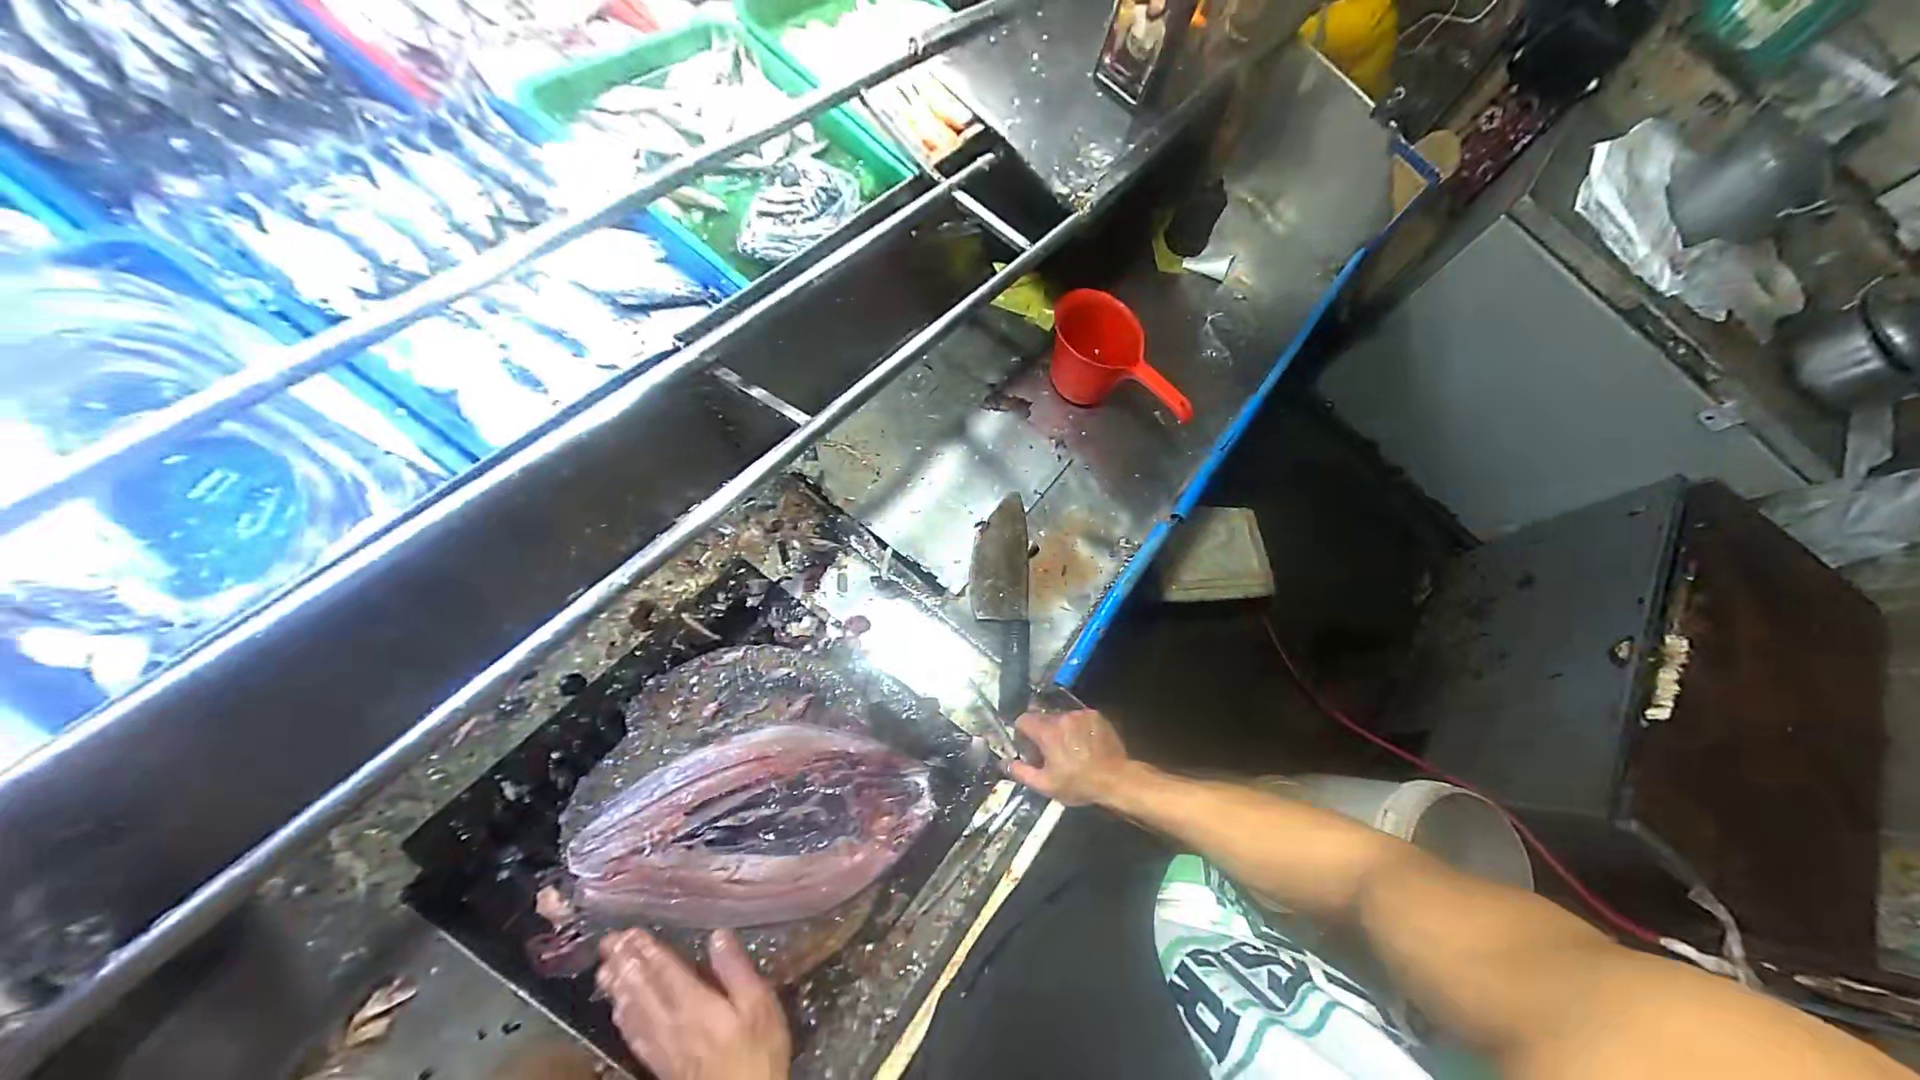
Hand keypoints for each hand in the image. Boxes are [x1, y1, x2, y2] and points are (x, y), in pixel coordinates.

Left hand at [596, 928, 791, 1079]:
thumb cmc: (758, 1054)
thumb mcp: (759, 1005)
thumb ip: (736, 969)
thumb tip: (717, 935)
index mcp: (695, 1005)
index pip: (665, 971)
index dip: (646, 951)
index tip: (629, 932)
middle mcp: (671, 1024)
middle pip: (642, 990)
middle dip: (625, 964)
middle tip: (608, 943)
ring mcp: (663, 1049)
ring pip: (633, 1013)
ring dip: (618, 989)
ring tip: (604, 970)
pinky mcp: (661, 1068)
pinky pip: (635, 1038)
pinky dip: (623, 1020)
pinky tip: (618, 1013)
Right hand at [1005, 709, 1132, 805]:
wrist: (1116, 780)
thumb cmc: (1078, 784)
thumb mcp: (1046, 785)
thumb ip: (1021, 772)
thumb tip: (1006, 763)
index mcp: (1047, 731)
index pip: (1023, 719)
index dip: (1022, 734)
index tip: (1029, 748)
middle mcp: (1063, 717)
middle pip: (1043, 718)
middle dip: (1042, 733)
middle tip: (1050, 752)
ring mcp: (1081, 714)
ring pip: (1062, 717)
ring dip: (1060, 729)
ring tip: (1070, 749)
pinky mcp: (1096, 716)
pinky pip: (1078, 717)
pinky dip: (1077, 727)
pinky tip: (1084, 743)